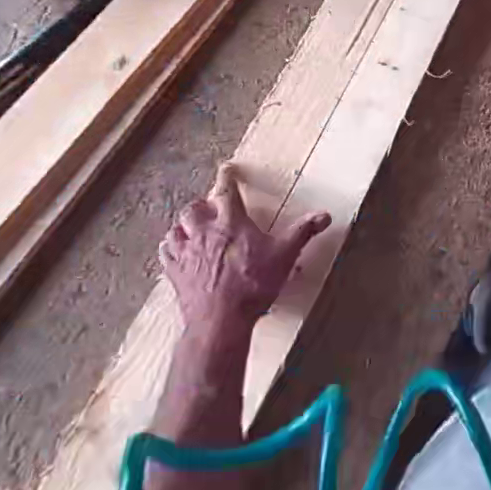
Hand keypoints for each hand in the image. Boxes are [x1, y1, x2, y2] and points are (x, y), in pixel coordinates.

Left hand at [159, 162, 331, 335]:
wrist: (220, 320)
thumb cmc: (252, 285)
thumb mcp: (284, 256)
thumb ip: (302, 232)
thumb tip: (324, 216)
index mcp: (230, 221)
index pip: (226, 190)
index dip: (227, 177)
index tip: (227, 169)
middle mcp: (204, 230)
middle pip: (195, 208)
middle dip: (202, 205)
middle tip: (209, 207)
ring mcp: (186, 251)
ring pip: (177, 227)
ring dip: (185, 224)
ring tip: (192, 226)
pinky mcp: (175, 272)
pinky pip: (166, 252)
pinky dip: (171, 246)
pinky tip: (176, 249)